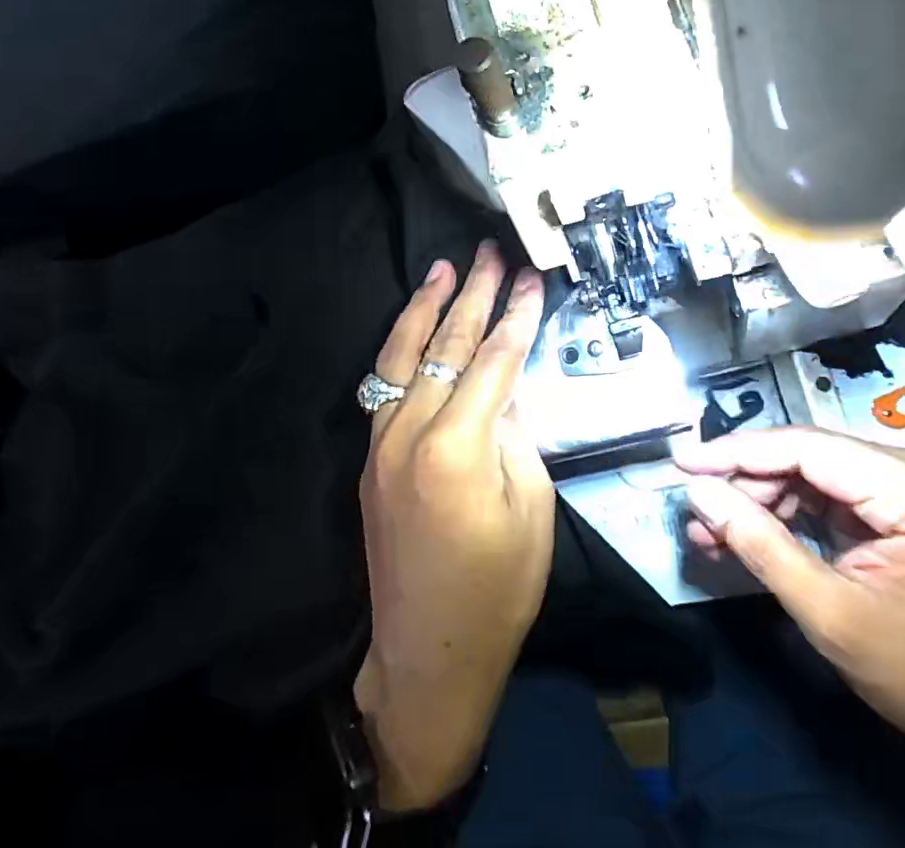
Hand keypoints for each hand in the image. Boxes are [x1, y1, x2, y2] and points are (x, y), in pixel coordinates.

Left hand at [354, 241, 552, 812]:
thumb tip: (508, 389)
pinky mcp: (371, 462)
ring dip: (425, 310)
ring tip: (443, 269)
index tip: (532, 280)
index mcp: (459, 447)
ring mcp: (381, 446)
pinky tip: (415, 329)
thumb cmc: (500, 586)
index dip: (517, 319)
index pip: (493, 362)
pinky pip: (385, 388)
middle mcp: (410, 434)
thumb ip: (518, 436)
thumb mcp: (533, 507)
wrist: (431, 650)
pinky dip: (402, 349)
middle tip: (490, 254)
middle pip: (444, 348)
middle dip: (472, 297)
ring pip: (401, 359)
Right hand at [676, 428, 904, 847]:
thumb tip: (700, 494)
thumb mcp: (834, 615)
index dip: (738, 453)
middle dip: (750, 485)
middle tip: (695, 514)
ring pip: (819, 475)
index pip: (810, 448)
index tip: (681, 463)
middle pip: (814, 457)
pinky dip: (794, 517)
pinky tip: (752, 535)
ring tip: (711, 532)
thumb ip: (762, 546)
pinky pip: (838, 498)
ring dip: (766, 502)